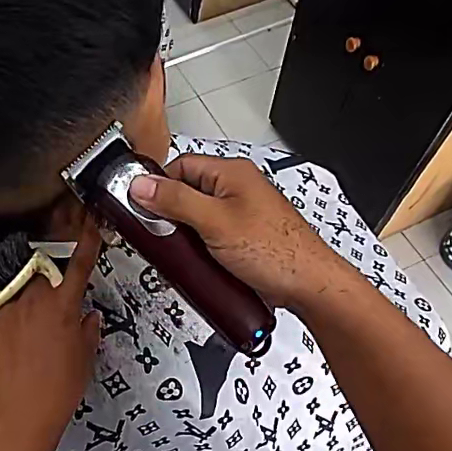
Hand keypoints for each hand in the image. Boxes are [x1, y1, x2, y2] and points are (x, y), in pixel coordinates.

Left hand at [0, 219, 102, 450]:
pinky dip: (15, 326)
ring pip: (22, 294)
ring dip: (33, 303)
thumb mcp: (85, 357)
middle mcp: (32, 303)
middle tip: (59, 290)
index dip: (86, 240)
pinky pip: (4, 318)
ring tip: (40, 335)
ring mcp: (6, 314)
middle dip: (52, 274)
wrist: (22, 416)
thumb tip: (87, 318)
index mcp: (62, 307)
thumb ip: (88, 329)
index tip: (89, 221)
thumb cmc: (60, 389)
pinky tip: (22, 350)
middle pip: (43, 272)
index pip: (77, 264)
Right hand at [131, 155, 359, 308]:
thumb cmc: (279, 251)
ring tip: (186, 255)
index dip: (158, 185)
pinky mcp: (244, 240)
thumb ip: (176, 201)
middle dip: (171, 217)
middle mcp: (238, 190)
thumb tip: (143, 186)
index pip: (180, 165)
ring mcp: (242, 216)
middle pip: (187, 194)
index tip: (142, 207)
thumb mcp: (215, 222)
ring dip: (187, 238)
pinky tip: (201, 265)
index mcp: (232, 173)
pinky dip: (202, 252)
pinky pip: (212, 239)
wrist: (308, 285)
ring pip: (198, 220)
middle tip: (165, 236)